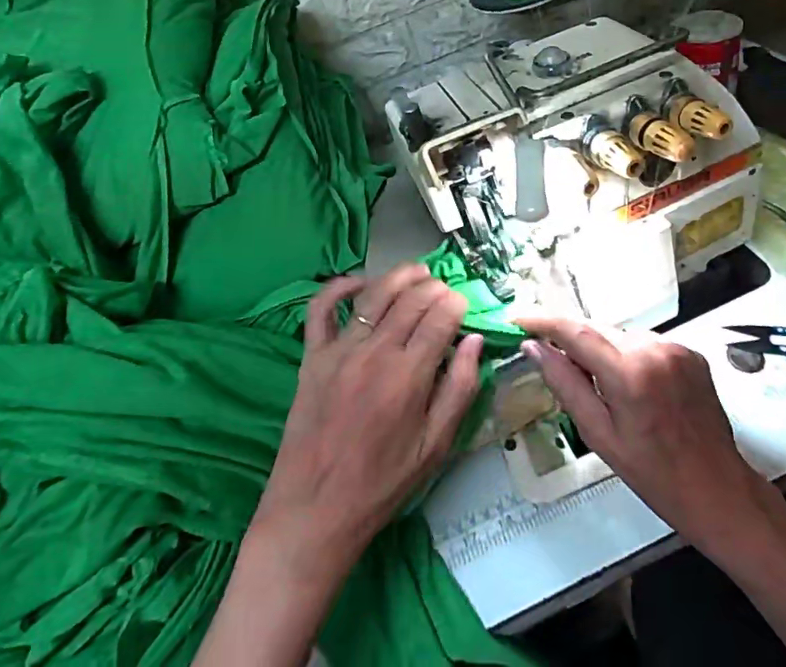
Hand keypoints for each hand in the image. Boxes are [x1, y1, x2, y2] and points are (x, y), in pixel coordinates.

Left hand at [198, 265, 483, 666]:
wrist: (313, 512)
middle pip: (412, 299)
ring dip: (400, 276)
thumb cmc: (382, 484)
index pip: (441, 316)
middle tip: (446, 293)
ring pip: (374, 293)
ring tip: (418, 273)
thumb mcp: (435, 446)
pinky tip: (359, 282)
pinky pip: (320, 309)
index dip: (458, 305)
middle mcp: (375, 352)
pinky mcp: (311, 357)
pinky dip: (339, 287)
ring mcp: (339, 351)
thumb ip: (460, 389)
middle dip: (436, 287)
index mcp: (409, 376)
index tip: (465, 308)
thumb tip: (474, 342)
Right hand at [514, 317, 785, 666]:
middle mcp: (654, 349)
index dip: (542, 320)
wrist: (717, 488)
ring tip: (604, 389)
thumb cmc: (654, 474)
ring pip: (622, 335)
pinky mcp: (691, 352)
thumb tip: (534, 348)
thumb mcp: (600, 434)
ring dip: (604, 350)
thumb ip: (565, 384)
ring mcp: (677, 348)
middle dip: (574, 340)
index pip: (575, 331)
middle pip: (599, 329)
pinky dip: (630, 356)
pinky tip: (634, 388)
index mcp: (629, 372)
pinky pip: (647, 344)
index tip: (518, 318)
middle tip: (555, 362)